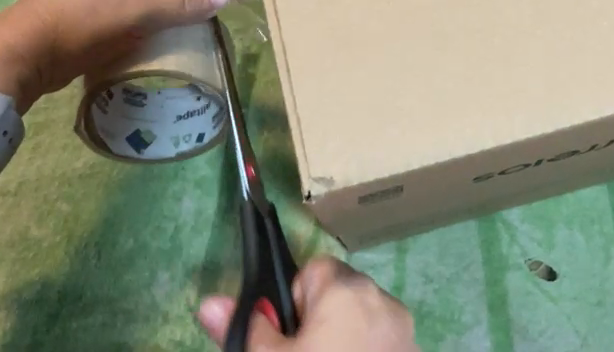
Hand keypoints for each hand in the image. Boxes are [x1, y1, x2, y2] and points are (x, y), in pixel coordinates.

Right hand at [196, 258, 416, 350]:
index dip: (295, 304)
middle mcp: (380, 298)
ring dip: (345, 341)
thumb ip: (244, 326)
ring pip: (361, 321)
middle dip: (320, 324)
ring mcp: (404, 330)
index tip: (290, 337)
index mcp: (345, 287)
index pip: (312, 271)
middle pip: (338, 296)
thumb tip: (209, 303)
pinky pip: (382, 343)